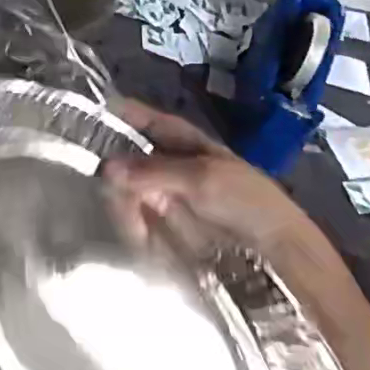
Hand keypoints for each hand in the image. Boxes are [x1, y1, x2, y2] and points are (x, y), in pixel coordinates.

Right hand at [106, 99, 323, 258]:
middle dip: (116, 174)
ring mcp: (169, 201)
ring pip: (129, 194)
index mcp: (186, 143)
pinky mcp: (167, 233)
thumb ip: (153, 171)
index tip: (90, 115)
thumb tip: (105, 167)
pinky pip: (137, 223)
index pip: (146, 121)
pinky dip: (132, 228)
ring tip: (134, 227)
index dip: (122, 115)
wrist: (279, 255)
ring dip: (124, 207)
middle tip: (110, 192)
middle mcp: (172, 167)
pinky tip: (137, 239)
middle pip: (129, 160)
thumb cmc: (247, 202)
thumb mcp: (202, 178)